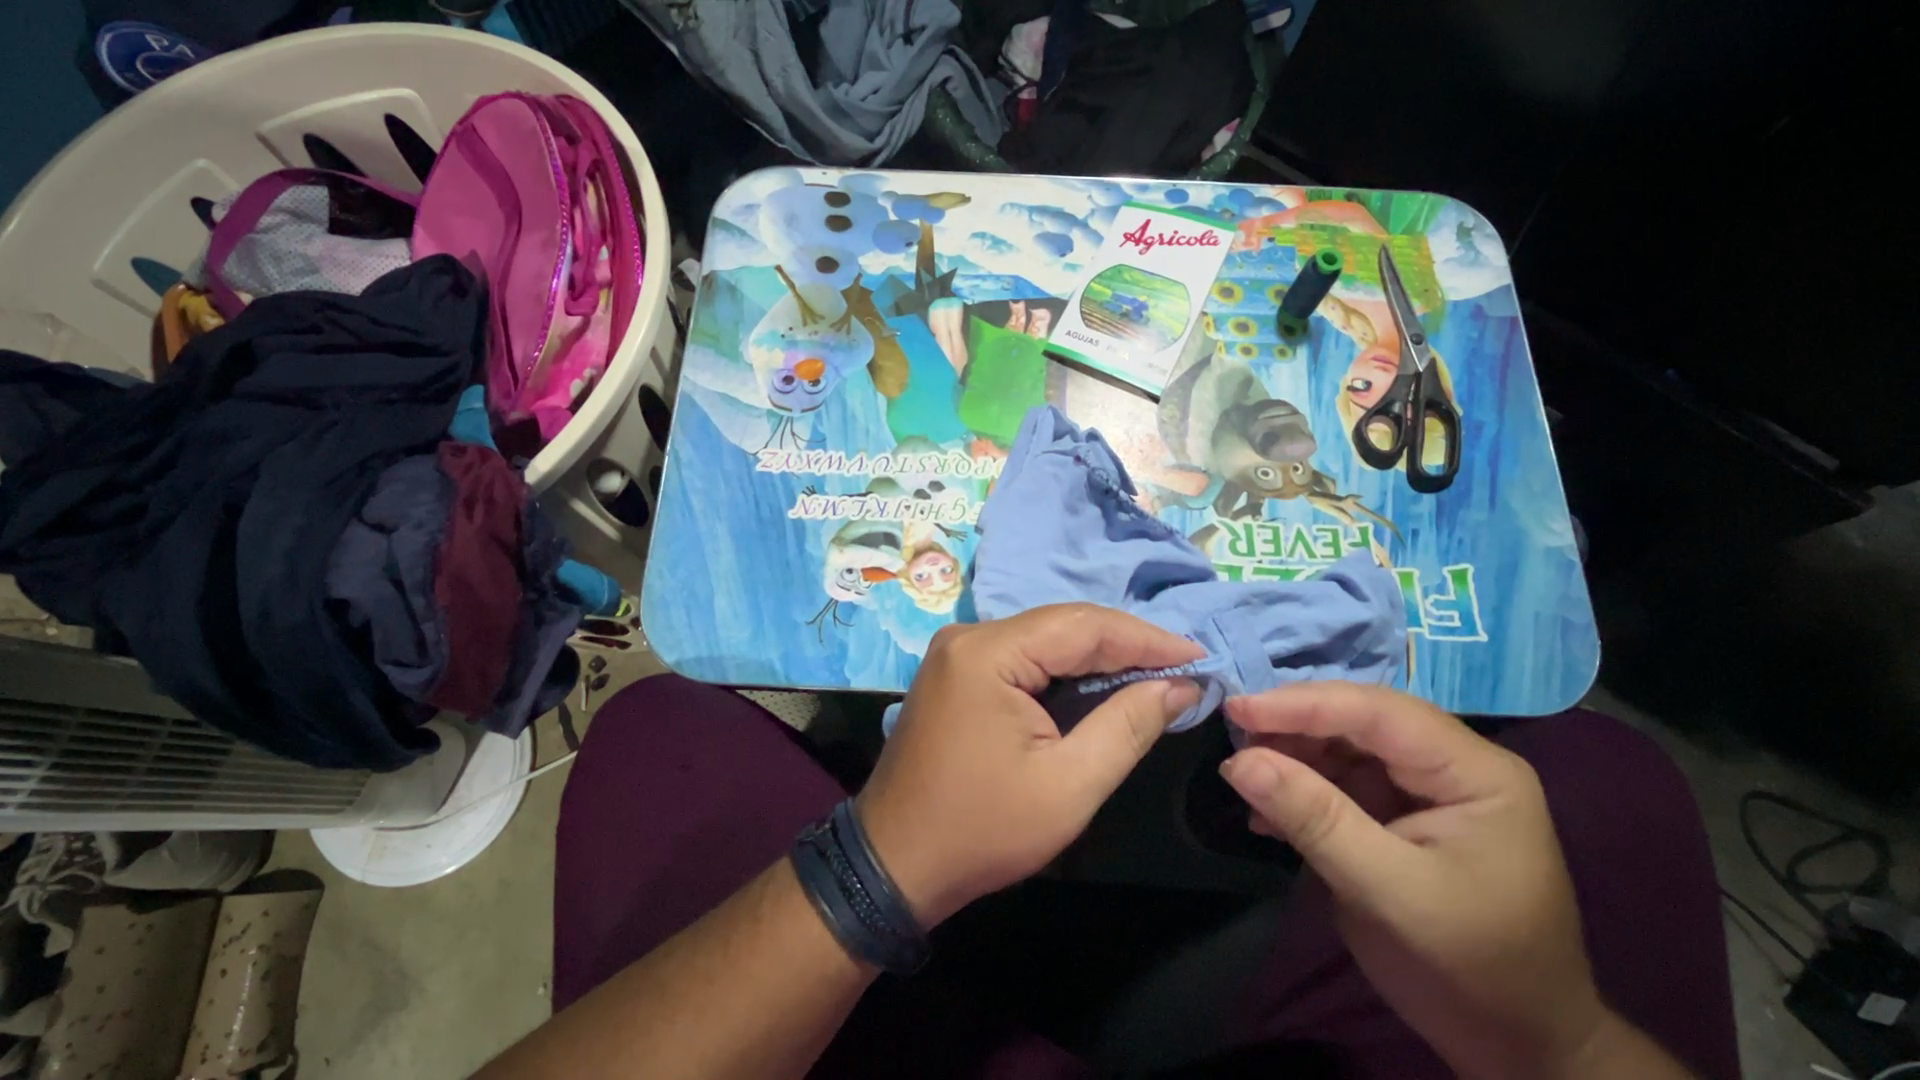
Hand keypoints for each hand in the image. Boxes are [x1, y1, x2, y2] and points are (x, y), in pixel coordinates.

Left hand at [858, 605, 1201, 926]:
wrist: (895, 864)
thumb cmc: (983, 829)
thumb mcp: (1070, 785)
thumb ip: (1128, 725)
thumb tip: (1180, 685)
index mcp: (988, 652)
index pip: (1083, 625)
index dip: (1147, 638)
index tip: (1200, 657)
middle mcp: (968, 637)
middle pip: (1062, 624)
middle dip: (1126, 645)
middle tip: (1184, 668)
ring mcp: (957, 653)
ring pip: (1044, 638)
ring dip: (1098, 656)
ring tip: (1156, 674)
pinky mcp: (956, 674)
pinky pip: (1022, 656)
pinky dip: (1065, 669)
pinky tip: (1101, 684)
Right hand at [1220, 683, 1610, 1079]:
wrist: (1516, 1043)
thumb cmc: (1468, 966)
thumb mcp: (1387, 892)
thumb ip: (1316, 819)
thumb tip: (1239, 760)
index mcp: (1475, 772)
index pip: (1379, 712)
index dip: (1303, 704)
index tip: (1236, 709)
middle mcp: (1454, 766)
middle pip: (1362, 722)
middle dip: (1294, 729)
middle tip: (1233, 743)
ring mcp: (1428, 790)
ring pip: (1346, 749)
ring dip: (1292, 760)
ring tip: (1244, 781)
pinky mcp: (1402, 817)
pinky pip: (1344, 785)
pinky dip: (1302, 793)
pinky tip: (1266, 817)